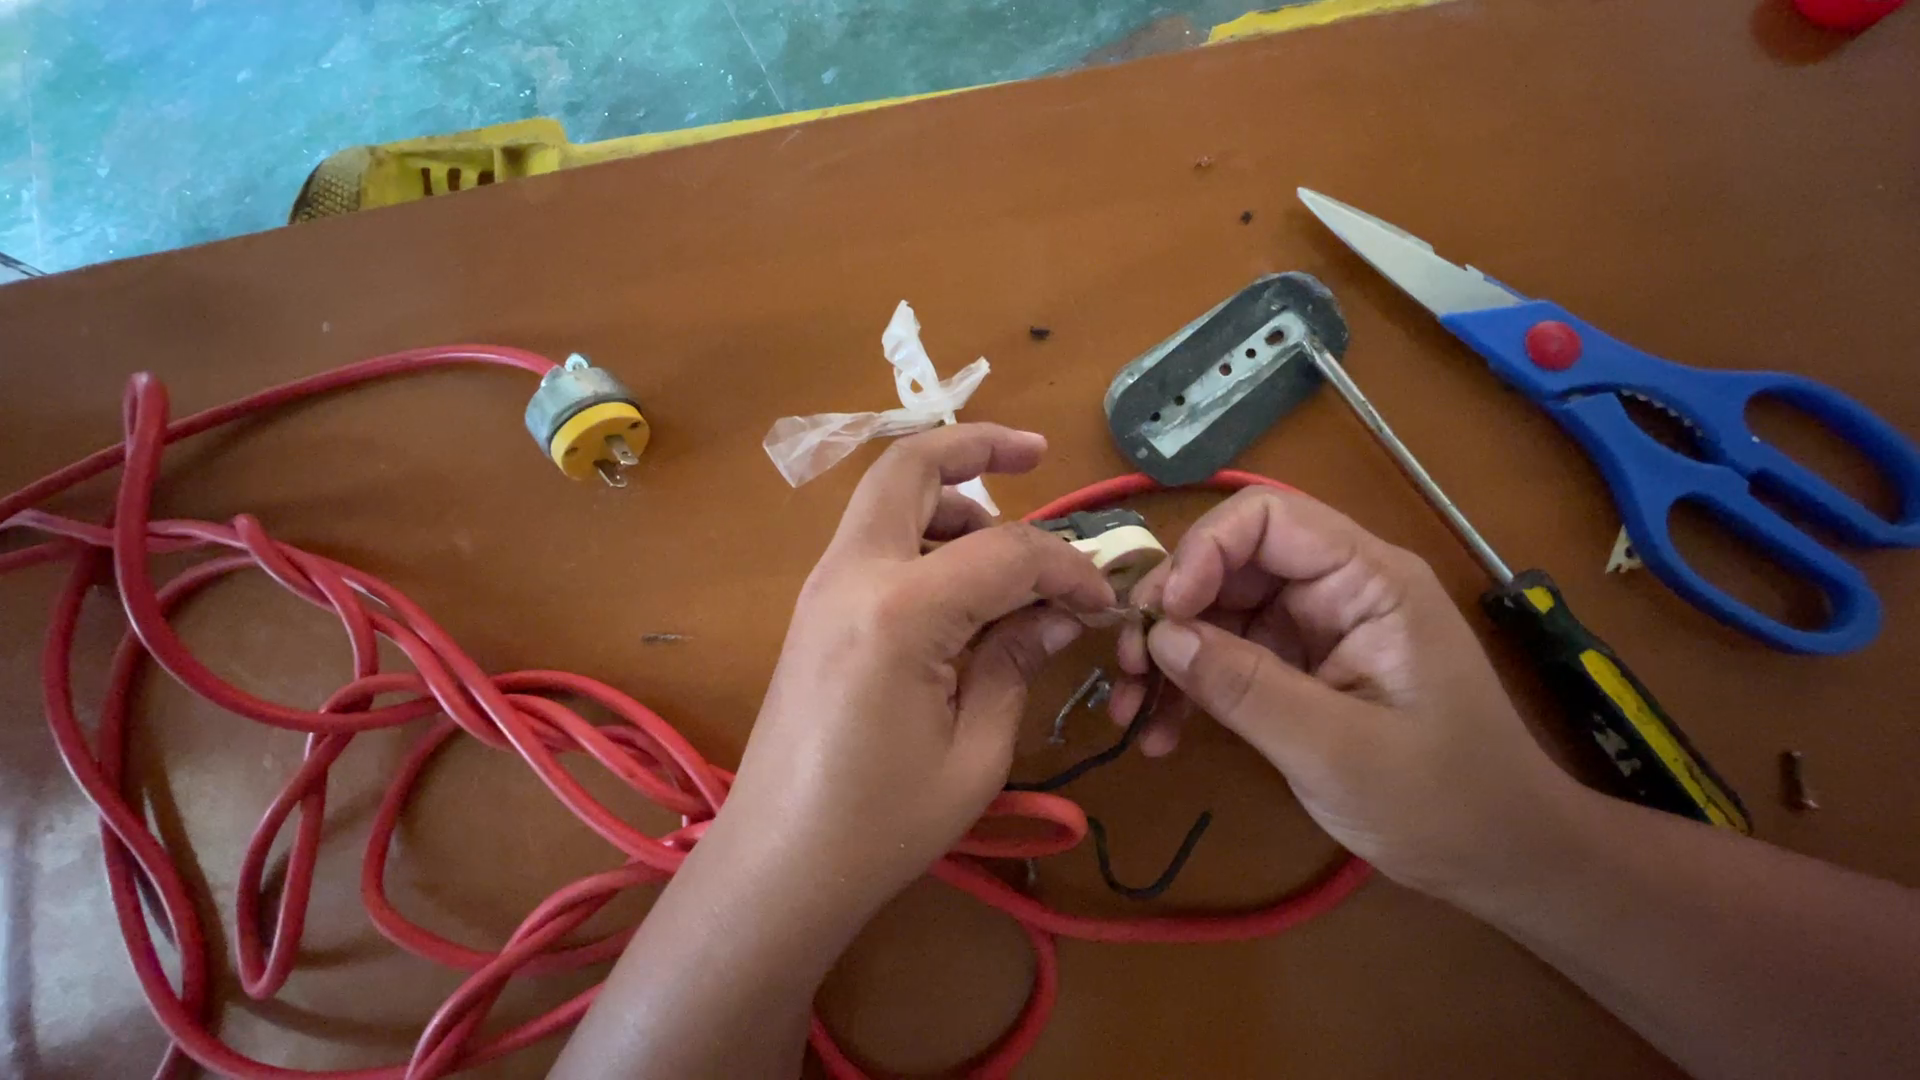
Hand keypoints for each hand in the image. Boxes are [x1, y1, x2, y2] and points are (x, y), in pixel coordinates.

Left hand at [718, 423, 1114, 911]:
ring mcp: (823, 586)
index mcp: (899, 611)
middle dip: (975, 443)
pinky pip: (873, 539)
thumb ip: (1018, 659)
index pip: (1005, 551)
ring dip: (948, 496)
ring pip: (886, 497)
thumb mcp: (977, 750)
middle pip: (909, 466)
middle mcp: (851, 574)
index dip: (1065, 567)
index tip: (1100, 598)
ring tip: (1005, 545)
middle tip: (1036, 452)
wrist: (777, 863)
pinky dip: (920, 533)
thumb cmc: (882, 824)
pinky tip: (959, 582)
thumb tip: (1063, 608)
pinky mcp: (815, 608)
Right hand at [1110, 486, 1585, 899]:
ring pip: (1212, 613)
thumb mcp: (1336, 749)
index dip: (1202, 552)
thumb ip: (1245, 686)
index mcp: (1366, 580)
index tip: (1164, 615)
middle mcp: (1333, 589)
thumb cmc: (1444, 802)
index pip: (1265, 518)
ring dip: (1165, 657)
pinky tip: (1161, 734)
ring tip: (1130, 712)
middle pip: (1226, 564)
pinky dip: (1186, 690)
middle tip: (1128, 667)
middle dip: (1168, 611)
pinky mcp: (1294, 667)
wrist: (1502, 862)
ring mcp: (1310, 628)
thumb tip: (1159, 635)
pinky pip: (1223, 658)